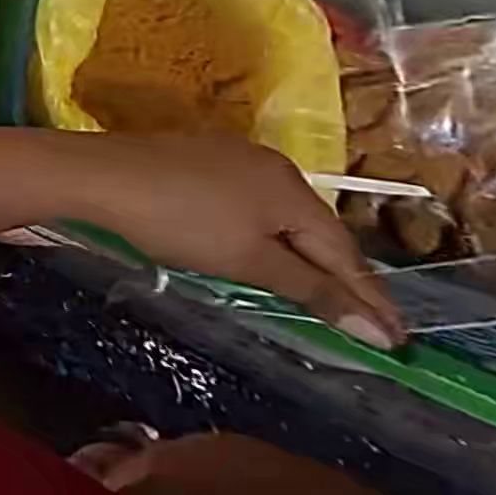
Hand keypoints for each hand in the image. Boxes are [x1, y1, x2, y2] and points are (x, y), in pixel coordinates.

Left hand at [71, 135, 406, 348]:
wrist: (96, 173)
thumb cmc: (174, 219)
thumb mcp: (246, 260)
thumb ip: (311, 289)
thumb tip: (378, 328)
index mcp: (289, 187)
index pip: (344, 251)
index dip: (369, 298)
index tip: (399, 340)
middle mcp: (265, 162)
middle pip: (313, 227)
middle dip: (336, 273)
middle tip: (361, 320)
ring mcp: (225, 154)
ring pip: (277, 211)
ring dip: (296, 250)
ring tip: (314, 290)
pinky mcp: (192, 156)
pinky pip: (243, 199)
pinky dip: (257, 229)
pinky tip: (253, 245)